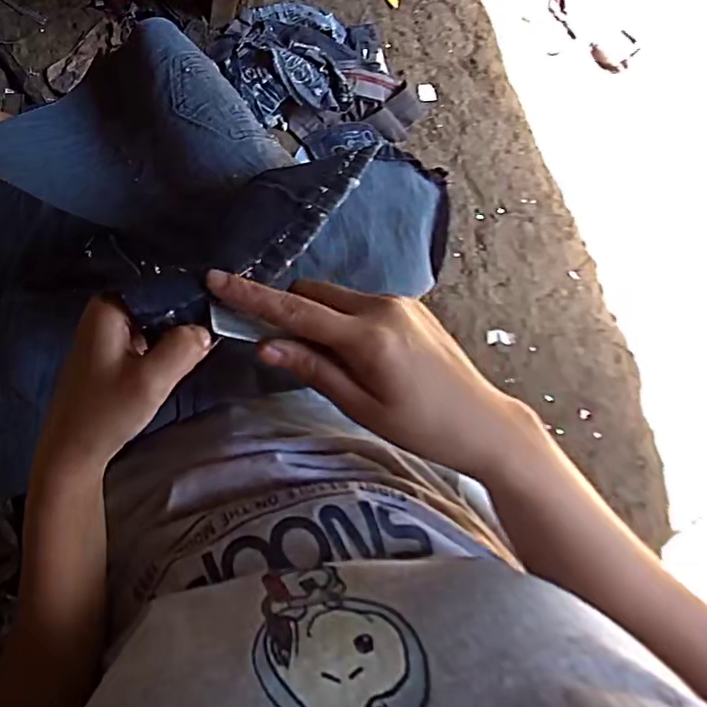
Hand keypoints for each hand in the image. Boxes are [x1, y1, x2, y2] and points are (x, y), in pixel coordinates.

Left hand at [33, 296, 213, 481]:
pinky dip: (161, 349)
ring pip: (152, 323)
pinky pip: (144, 339)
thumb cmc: (106, 413)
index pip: (159, 287)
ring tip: (197, 350)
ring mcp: (104, 332)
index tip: (215, 315)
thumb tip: (205, 329)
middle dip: (182, 321)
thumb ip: (182, 348)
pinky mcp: (108, 352)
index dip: (188, 299)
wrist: (72, 452)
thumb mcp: (150, 381)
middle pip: (156, 304)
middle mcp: (103, 311)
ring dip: (173, 338)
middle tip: (209, 338)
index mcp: (108, 306)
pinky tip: (176, 364)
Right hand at [206, 270, 548, 480]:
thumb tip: (266, 346)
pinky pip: (356, 302)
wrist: (488, 424)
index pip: (295, 310)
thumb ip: (313, 369)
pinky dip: (340, 319)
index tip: (218, 279)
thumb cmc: (424, 427)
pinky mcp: (409, 306)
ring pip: (333, 296)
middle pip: (311, 292)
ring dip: (316, 316)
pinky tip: (357, 354)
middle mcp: (382, 307)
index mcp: (369, 337)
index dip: (252, 296)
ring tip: (333, 361)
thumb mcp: (362, 406)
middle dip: (288, 310)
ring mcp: (398, 303)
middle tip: (283, 347)